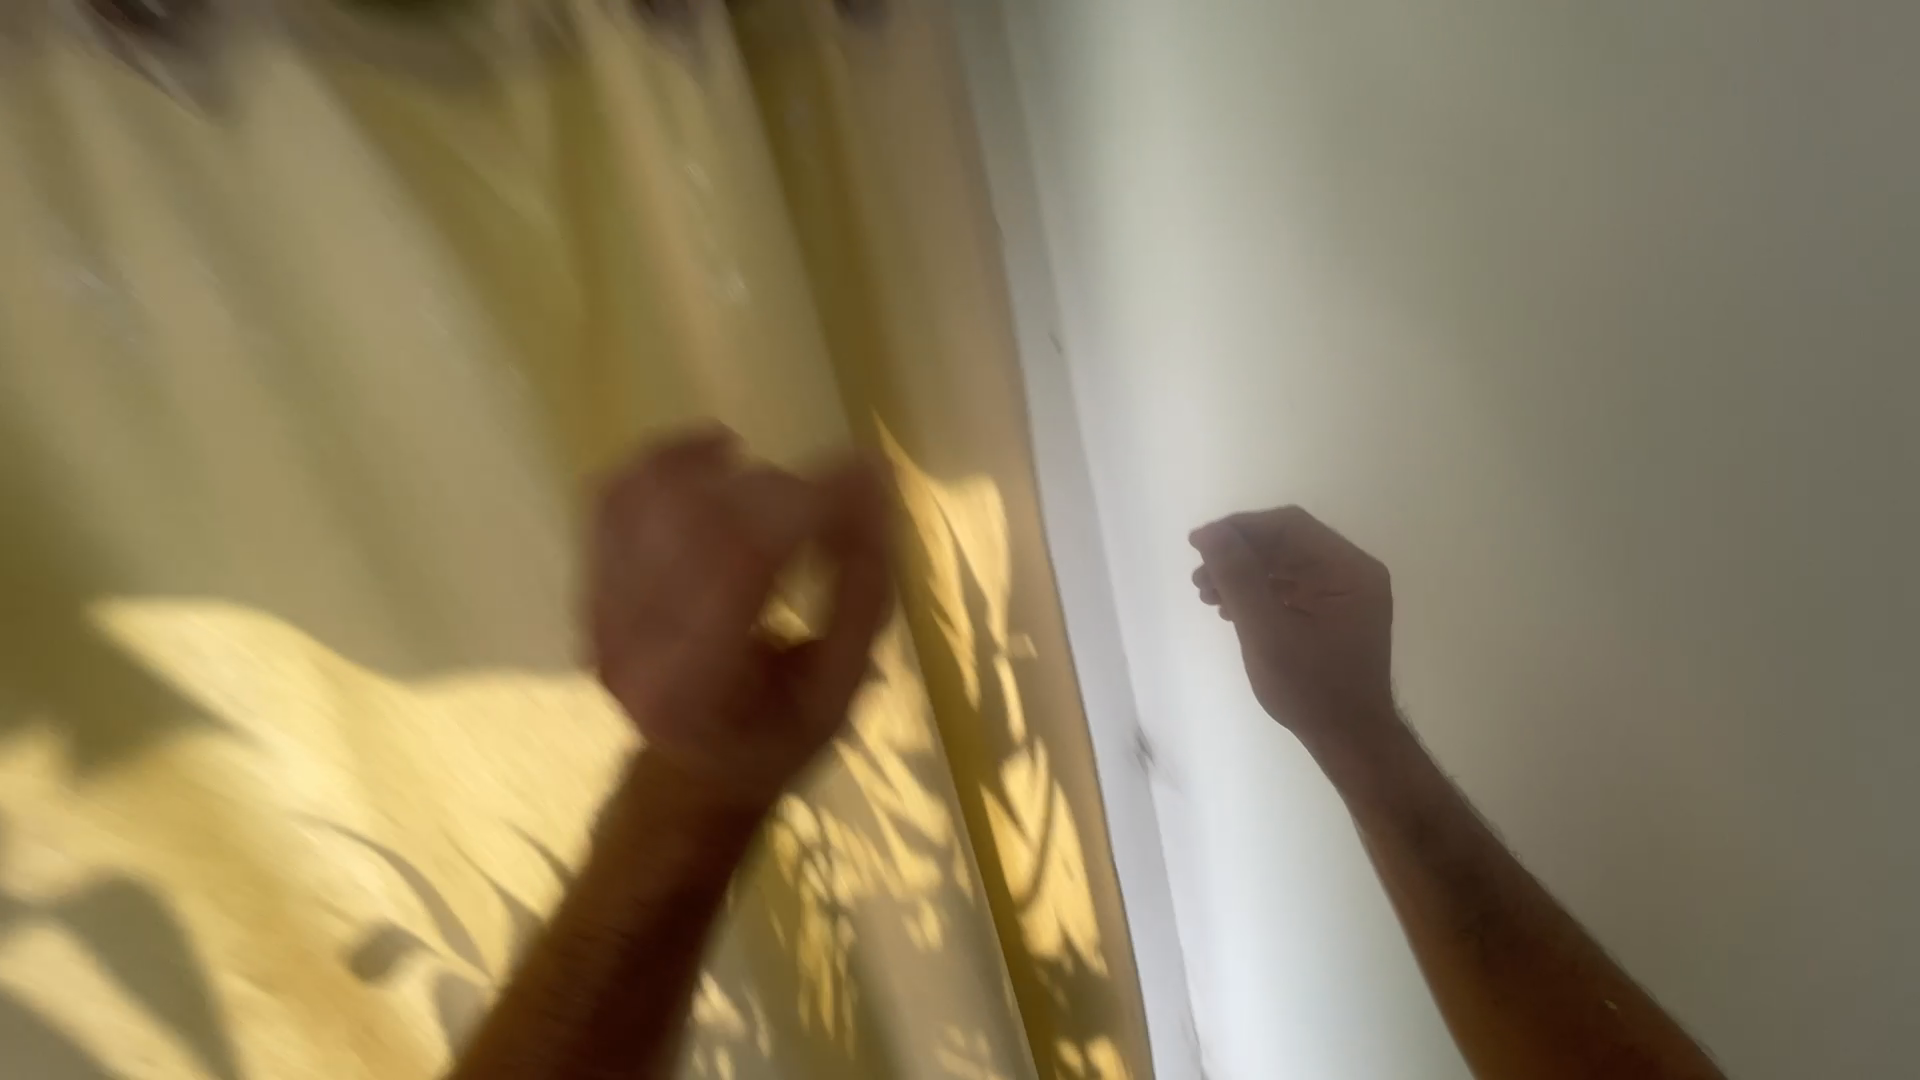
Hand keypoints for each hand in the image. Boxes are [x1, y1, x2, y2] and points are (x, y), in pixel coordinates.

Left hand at [589, 426, 893, 808]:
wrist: (694, 768)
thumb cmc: (779, 736)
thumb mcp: (842, 686)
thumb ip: (862, 592)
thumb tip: (873, 488)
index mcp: (694, 685)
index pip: (741, 558)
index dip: (807, 502)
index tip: (864, 475)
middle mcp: (630, 643)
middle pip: (697, 518)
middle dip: (780, 487)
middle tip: (832, 494)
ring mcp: (598, 611)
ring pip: (648, 495)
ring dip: (723, 468)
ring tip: (777, 482)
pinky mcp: (591, 585)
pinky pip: (616, 495)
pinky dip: (669, 460)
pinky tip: (718, 453)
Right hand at [1190, 506, 1396, 747]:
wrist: (1348, 740)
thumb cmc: (1310, 688)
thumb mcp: (1266, 630)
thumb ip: (1238, 576)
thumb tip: (1209, 533)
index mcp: (1347, 570)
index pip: (1288, 527)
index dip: (1239, 529)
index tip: (1198, 544)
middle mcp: (1350, 573)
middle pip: (1285, 543)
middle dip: (1237, 554)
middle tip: (1199, 577)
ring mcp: (1342, 594)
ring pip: (1282, 564)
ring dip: (1242, 573)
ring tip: (1206, 595)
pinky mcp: (1330, 612)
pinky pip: (1288, 586)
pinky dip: (1256, 591)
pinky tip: (1229, 609)